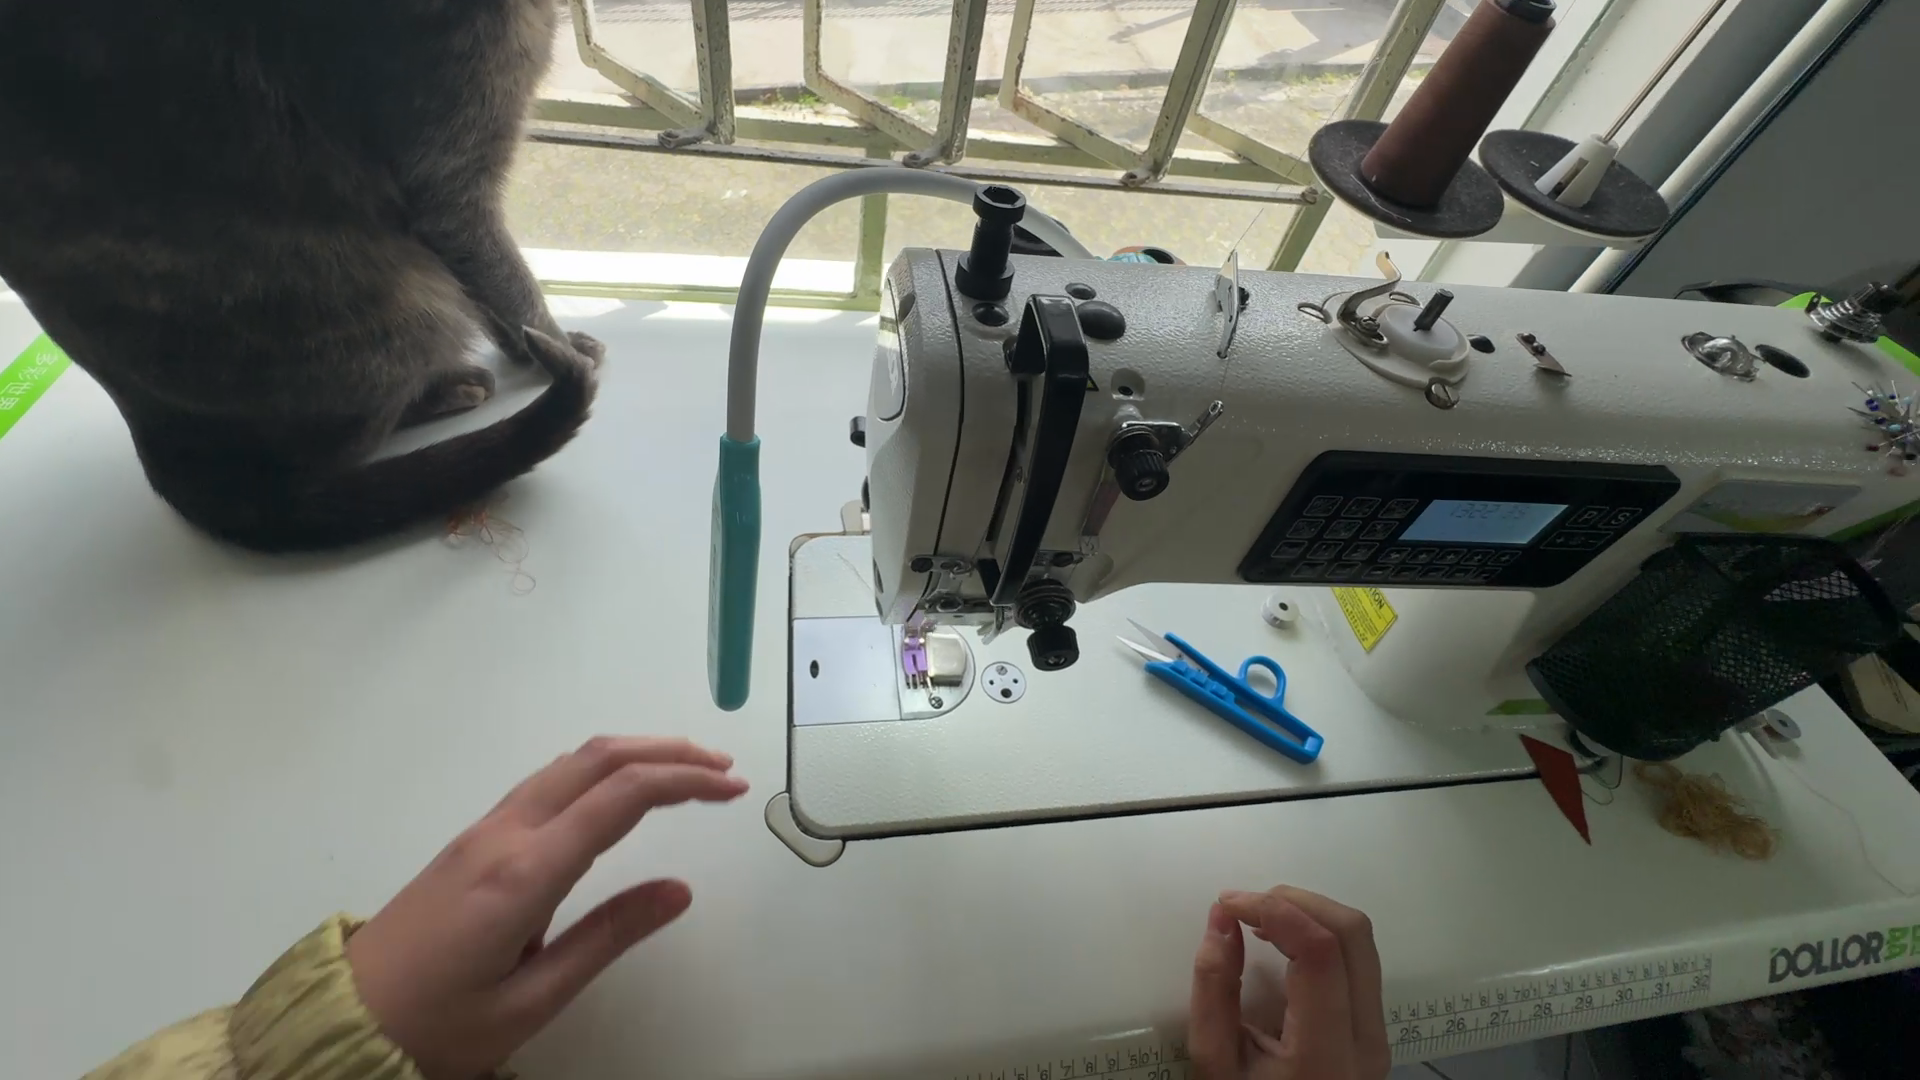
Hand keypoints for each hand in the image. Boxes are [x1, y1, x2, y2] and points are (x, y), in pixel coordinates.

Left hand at [347, 737, 747, 1079]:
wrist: (325, 1030)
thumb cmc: (432, 1029)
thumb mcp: (528, 1003)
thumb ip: (608, 938)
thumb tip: (682, 890)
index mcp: (526, 870)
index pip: (624, 795)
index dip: (688, 780)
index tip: (734, 788)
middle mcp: (510, 830)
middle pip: (602, 756)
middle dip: (672, 751)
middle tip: (722, 767)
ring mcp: (489, 826)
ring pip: (577, 759)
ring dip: (640, 751)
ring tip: (689, 768)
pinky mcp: (479, 834)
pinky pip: (556, 776)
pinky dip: (607, 765)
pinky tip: (626, 785)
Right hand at [1188, 886, 1389, 1079]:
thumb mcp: (1214, 1061)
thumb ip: (1214, 987)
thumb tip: (1222, 916)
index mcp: (1326, 1055)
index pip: (1320, 953)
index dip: (1273, 910)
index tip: (1229, 904)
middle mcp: (1367, 1039)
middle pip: (1351, 933)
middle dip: (1293, 900)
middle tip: (1246, 906)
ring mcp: (1378, 1033)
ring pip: (1359, 938)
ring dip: (1306, 911)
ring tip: (1259, 920)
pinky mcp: (1373, 1025)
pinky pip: (1355, 956)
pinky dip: (1316, 929)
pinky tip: (1280, 940)